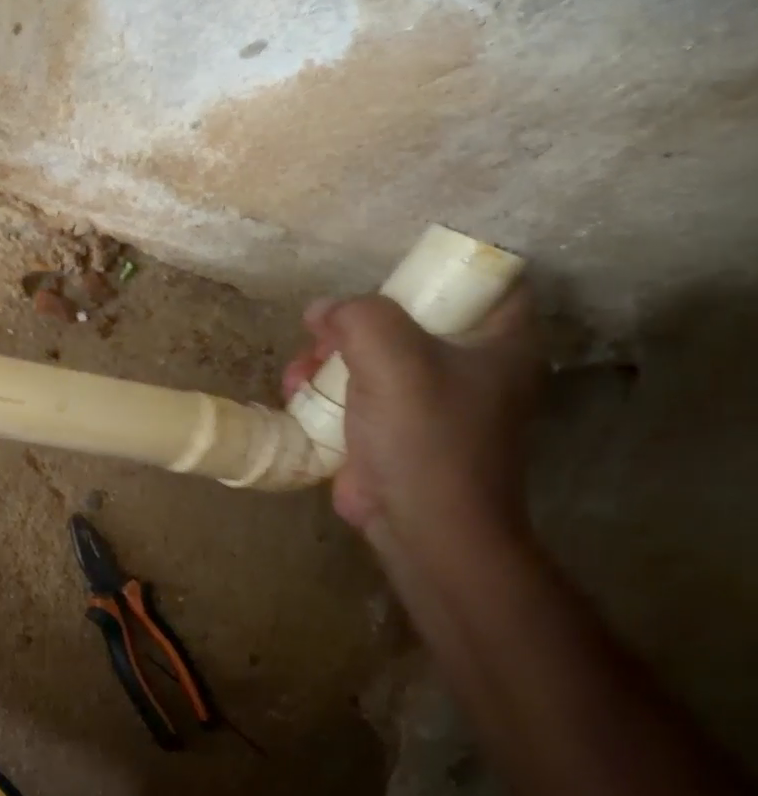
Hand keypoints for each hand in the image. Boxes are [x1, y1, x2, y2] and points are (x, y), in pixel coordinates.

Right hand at [282, 289, 540, 541]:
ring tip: (299, 374)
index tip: (381, 282)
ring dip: (325, 358)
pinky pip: (353, 393)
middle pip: (407, 319)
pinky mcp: (391, 429)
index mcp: (499, 342)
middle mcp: (469, 366)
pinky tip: (297, 397)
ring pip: (370, 356)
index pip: (483, 283)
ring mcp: (428, 400)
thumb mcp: (393, 360)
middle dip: (354, 324)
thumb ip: (359, 318)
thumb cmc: (426, 437)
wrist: (421, 523)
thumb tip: (324, 310)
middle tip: (322, 336)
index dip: (434, 273)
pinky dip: (322, 391)